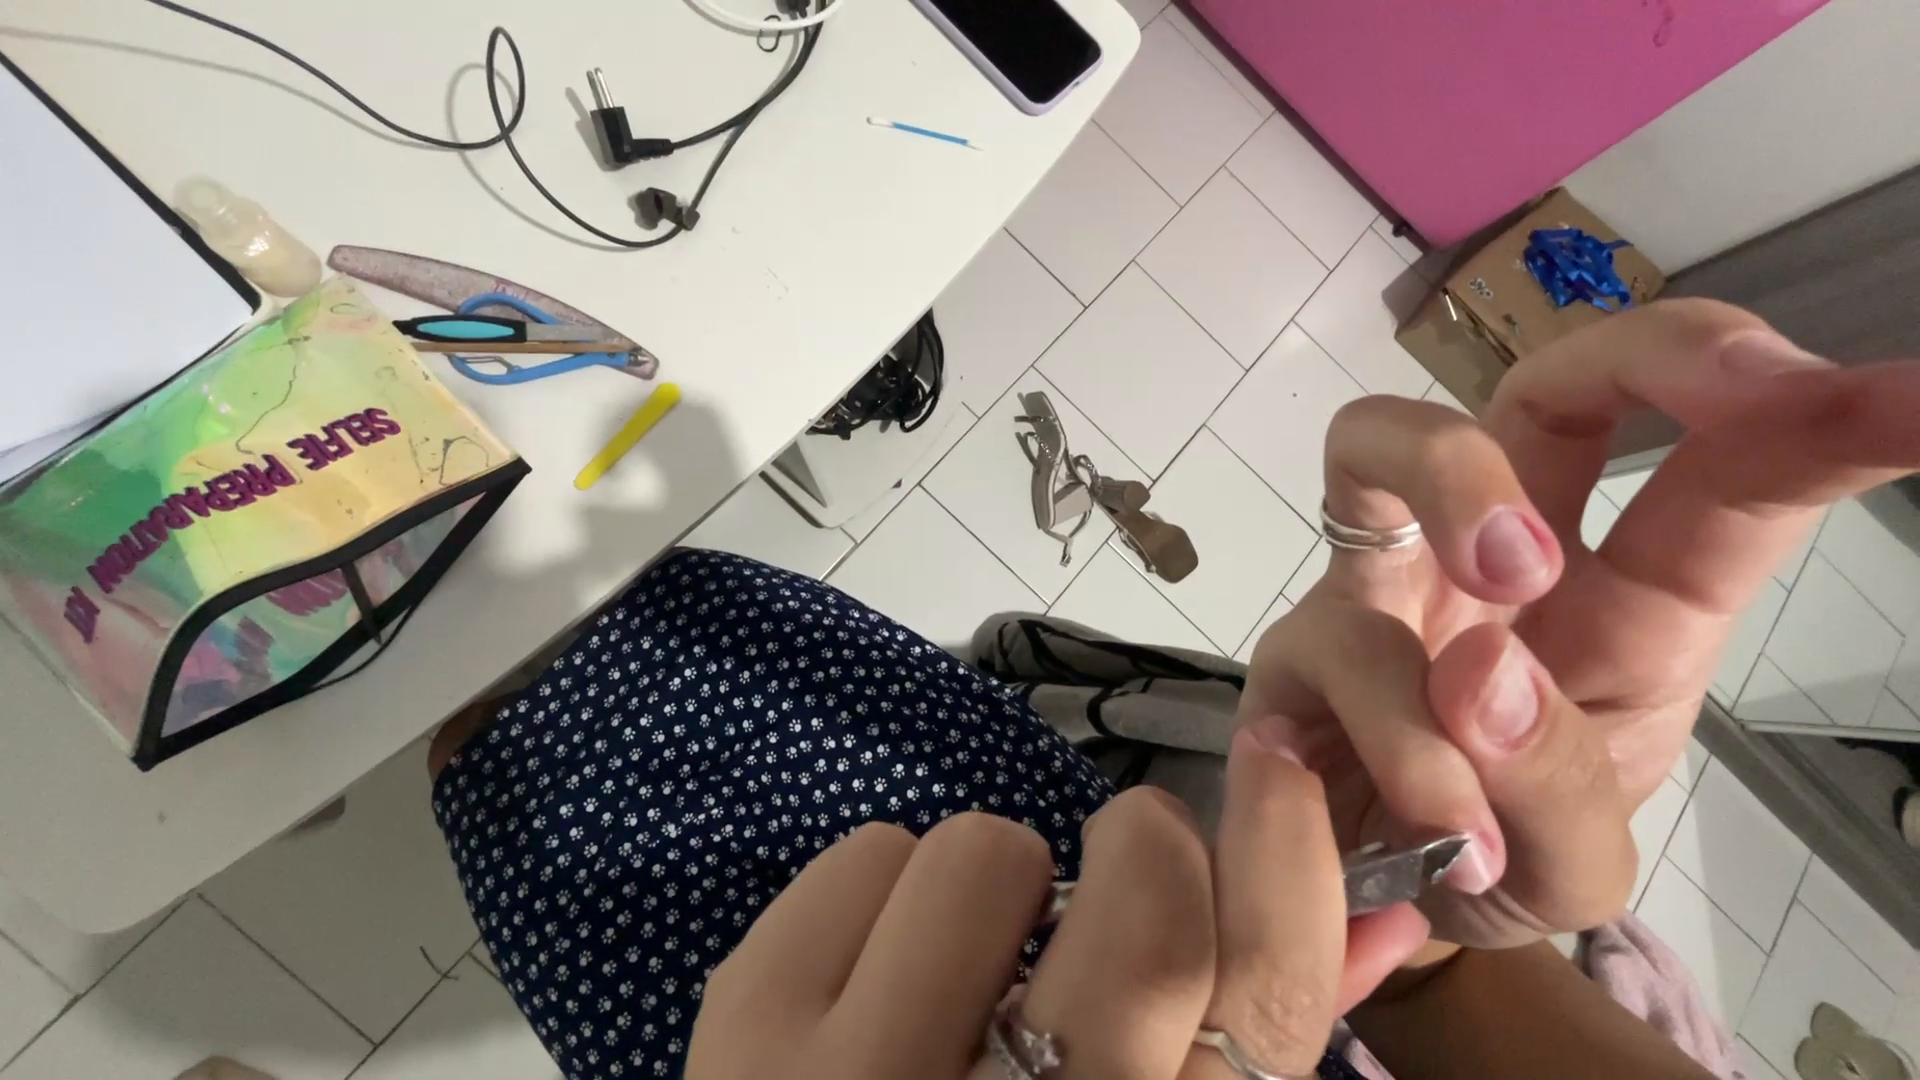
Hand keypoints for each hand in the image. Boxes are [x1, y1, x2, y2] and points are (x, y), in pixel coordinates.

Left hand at [688, 756, 1428, 1079]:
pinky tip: (870, 963)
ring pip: (988, 851)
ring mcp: (862, 1076)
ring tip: (959, 951)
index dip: (1288, 851)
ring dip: (995, 877)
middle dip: (1143, 844)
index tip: (1277, 760)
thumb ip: (1256, 1024)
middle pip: (1142, 904)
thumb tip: (1381, 918)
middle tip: (1116, 859)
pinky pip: (870, 851)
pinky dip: (889, 882)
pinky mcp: (750, 1021)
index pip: (1266, 990)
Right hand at [1241, 299, 1919, 949]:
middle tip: (1743, 392)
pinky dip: (1393, 730)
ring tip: (1484, 657)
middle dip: (1646, 359)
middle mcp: (1488, 563)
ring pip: (1379, 443)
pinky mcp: (1292, 636)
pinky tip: (1428, 817)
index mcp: (1620, 605)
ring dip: (1457, 488)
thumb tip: (1477, 671)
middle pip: (1543, 386)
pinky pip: (1335, 640)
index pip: (1713, 478)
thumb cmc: (1488, 860)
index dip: (1810, 422)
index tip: (1913, 399)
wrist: (1357, 897)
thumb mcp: (1576, 868)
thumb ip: (1560, 794)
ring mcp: (1376, 584)